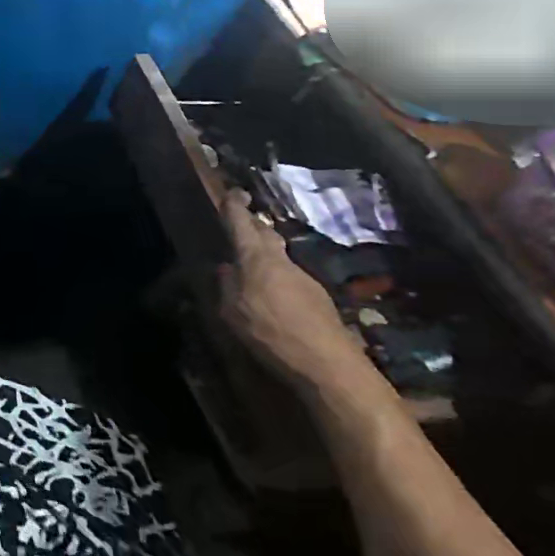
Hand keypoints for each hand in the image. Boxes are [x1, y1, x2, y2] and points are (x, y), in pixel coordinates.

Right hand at [217, 190, 364, 387]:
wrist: (329, 364)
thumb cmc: (269, 331)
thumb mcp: (231, 310)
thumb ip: (226, 285)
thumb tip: (225, 268)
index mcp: (256, 258)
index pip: (241, 223)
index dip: (234, 206)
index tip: (234, 191)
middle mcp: (282, 261)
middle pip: (266, 235)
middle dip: (254, 225)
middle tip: (243, 221)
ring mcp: (305, 279)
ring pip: (280, 257)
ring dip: (266, 255)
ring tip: (251, 264)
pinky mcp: (319, 298)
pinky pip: (291, 278)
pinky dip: (278, 278)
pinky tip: (272, 296)